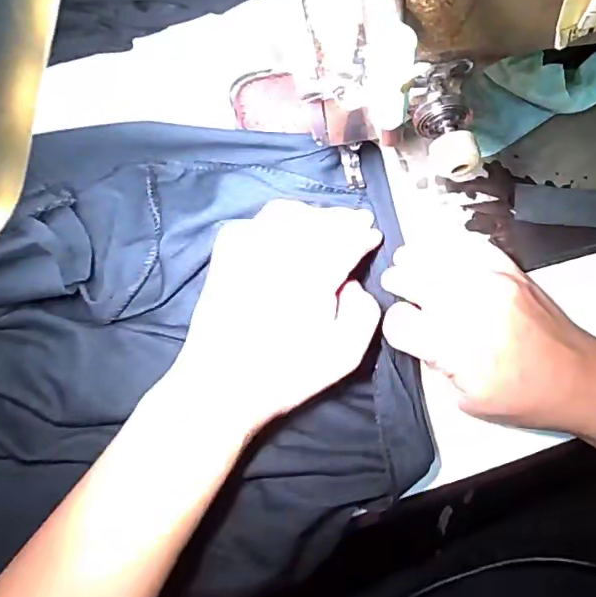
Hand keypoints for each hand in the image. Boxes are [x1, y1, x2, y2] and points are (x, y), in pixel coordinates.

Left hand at [160, 200, 384, 431]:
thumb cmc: (288, 373)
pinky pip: (256, 220)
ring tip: (326, 225)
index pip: (346, 239)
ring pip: (287, 213)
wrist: (221, 384)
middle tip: (358, 222)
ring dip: (313, 214)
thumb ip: (364, 311)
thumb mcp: (345, 354)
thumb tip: (352, 283)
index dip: (363, 235)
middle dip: (343, 219)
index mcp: (312, 274)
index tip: (374, 236)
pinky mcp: (226, 255)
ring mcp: (247, 249)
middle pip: (318, 219)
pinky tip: (287, 232)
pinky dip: (278, 219)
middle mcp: (280, 251)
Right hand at [380, 233, 595, 428]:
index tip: (402, 326)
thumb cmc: (528, 395)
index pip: (400, 322)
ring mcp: (494, 285)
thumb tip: (420, 339)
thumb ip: (436, 367)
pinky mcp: (512, 273)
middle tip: (395, 283)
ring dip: (419, 257)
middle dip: (398, 282)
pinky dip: (453, 246)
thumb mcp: (468, 401)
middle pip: (413, 279)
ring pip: (439, 256)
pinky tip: (443, 251)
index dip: (396, 324)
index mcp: (456, 349)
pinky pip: (473, 246)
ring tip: (408, 260)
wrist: (575, 376)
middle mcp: (472, 310)